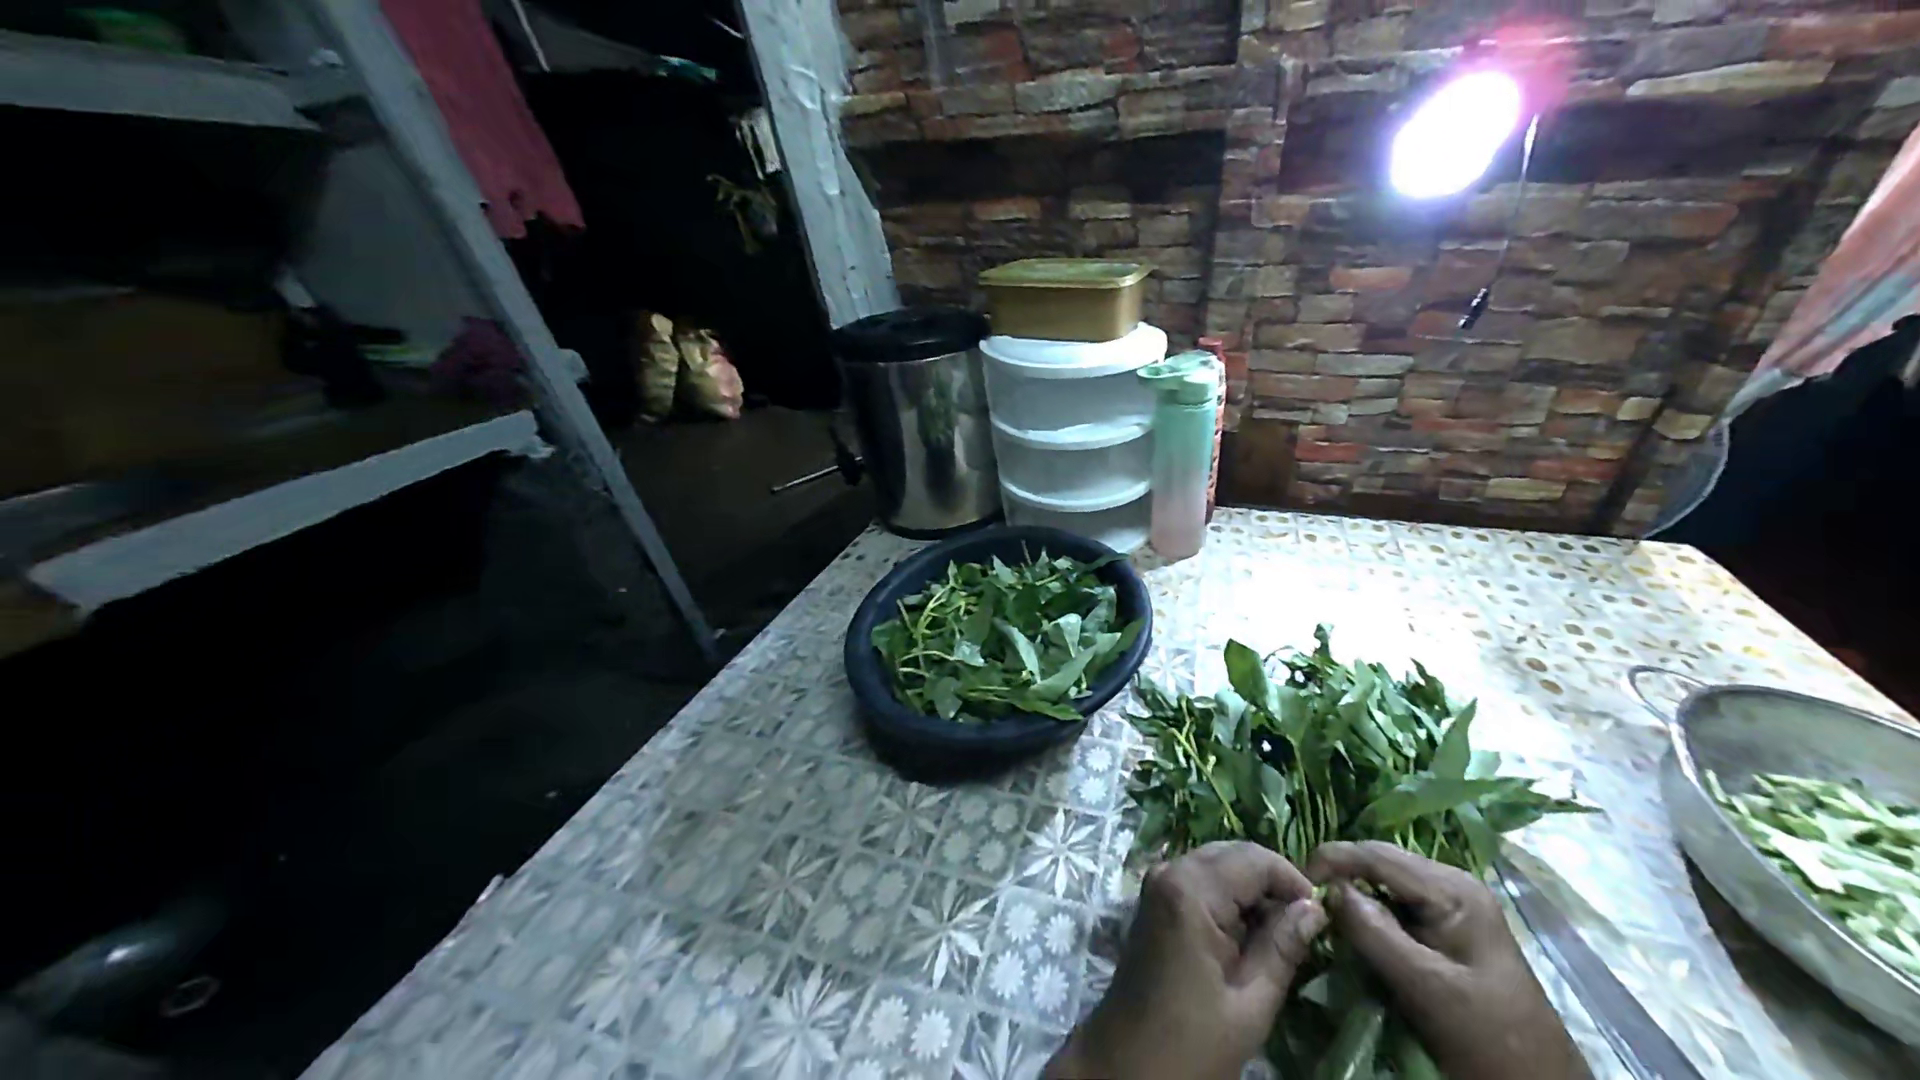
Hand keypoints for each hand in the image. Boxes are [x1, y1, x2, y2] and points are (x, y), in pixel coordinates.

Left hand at [1046, 842, 1326, 1079]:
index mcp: (1191, 890)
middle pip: (1234, 855)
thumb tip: (1315, 908)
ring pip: (1218, 864)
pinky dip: (1228, 897)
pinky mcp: (1154, 898)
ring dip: (1251, 890)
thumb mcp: (1250, 1001)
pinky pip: (1200, 880)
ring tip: (1279, 936)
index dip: (1293, 880)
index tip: (1321, 917)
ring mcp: (1157, 883)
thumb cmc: (1191, 1042)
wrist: (1126, 1062)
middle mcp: (1170, 872)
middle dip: (1272, 882)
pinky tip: (1246, 936)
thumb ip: (1283, 947)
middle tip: (1304, 927)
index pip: (1255, 858)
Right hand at [1306, 841, 1590, 1079]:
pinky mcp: (1445, 922)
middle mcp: (1452, 883)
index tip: (1297, 885)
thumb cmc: (1487, 1036)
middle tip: (1306, 899)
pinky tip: (1352, 922)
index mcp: (1453, 889)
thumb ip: (1373, 932)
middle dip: (1339, 873)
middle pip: (1378, 859)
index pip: (1375, 853)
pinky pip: (1393, 898)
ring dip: (1350, 889)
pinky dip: (1367, 905)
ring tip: (1322, 909)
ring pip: (1382, 877)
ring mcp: (1451, 902)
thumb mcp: (1425, 986)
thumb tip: (1328, 890)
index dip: (1331, 860)